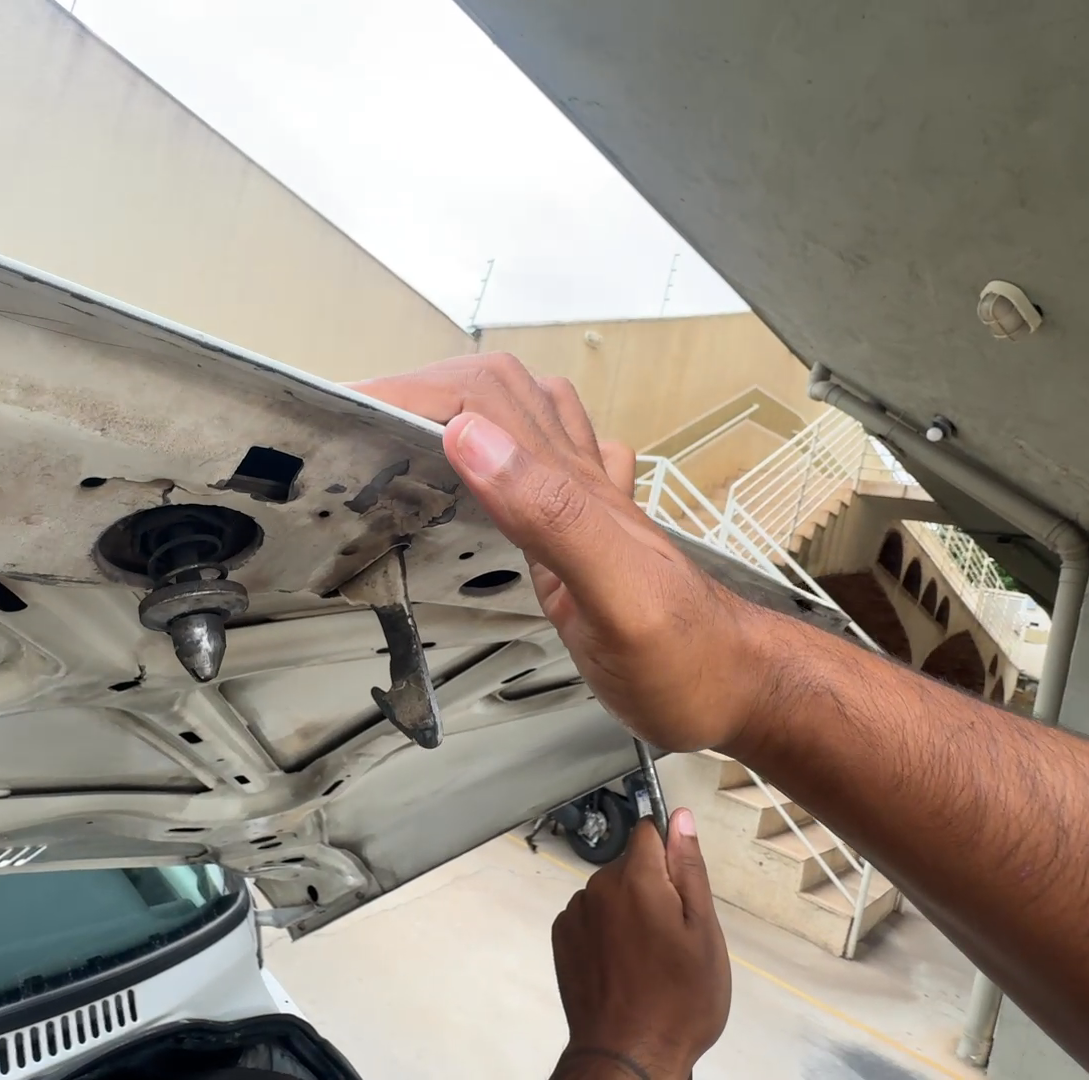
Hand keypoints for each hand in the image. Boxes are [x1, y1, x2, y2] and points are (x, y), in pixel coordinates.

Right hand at [351, 354, 775, 751]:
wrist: (738, 686)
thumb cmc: (688, 657)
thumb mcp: (618, 596)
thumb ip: (549, 513)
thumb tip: (471, 437)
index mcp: (571, 488)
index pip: (482, 402)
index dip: (412, 393)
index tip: (350, 405)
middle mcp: (577, 482)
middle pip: (499, 393)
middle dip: (424, 387)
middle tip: (364, 412)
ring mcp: (583, 503)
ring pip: (524, 417)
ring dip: (462, 401)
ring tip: (410, 420)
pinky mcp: (583, 533)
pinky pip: (543, 465)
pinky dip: (503, 446)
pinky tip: (490, 464)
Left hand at [550, 809, 730, 1078]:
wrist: (629, 1055)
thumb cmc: (679, 1000)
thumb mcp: (703, 933)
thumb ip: (689, 868)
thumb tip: (680, 817)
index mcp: (637, 877)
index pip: (649, 830)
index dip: (669, 851)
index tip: (681, 885)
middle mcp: (599, 884)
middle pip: (630, 863)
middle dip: (651, 885)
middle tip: (672, 934)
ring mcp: (576, 910)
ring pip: (610, 890)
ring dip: (627, 908)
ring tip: (648, 956)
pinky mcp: (562, 934)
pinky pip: (590, 914)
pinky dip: (604, 929)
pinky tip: (621, 963)